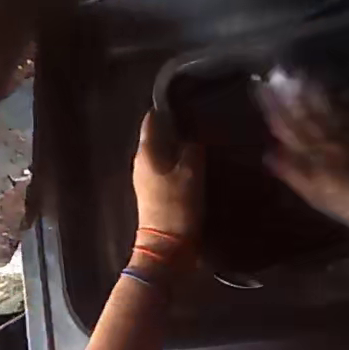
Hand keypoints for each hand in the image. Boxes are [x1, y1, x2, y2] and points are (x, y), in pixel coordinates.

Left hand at [132, 109, 202, 242]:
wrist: (167, 247)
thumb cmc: (178, 206)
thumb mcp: (192, 171)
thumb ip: (192, 146)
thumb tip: (193, 132)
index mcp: (146, 151)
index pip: (153, 117)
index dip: (170, 107)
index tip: (192, 101)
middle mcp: (141, 160)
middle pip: (159, 134)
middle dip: (179, 126)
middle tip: (205, 120)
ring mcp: (146, 178)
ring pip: (165, 152)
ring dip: (182, 146)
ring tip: (206, 140)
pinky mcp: (155, 193)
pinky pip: (168, 168)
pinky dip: (181, 163)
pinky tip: (199, 164)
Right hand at [257, 71, 348, 237]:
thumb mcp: (318, 196)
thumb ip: (294, 174)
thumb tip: (268, 153)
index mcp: (315, 154)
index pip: (288, 127)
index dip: (273, 108)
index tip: (260, 88)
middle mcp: (331, 140)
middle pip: (305, 114)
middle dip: (288, 94)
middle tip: (276, 73)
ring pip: (327, 109)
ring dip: (313, 91)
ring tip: (301, 73)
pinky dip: (344, 100)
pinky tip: (340, 89)